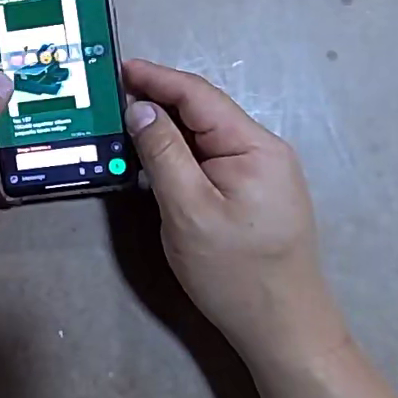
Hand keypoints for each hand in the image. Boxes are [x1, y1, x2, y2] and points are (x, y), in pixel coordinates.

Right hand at [122, 59, 347, 361]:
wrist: (284, 329)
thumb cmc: (234, 272)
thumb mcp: (189, 210)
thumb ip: (163, 154)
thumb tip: (139, 108)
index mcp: (253, 147)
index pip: (199, 97)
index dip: (157, 78)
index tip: (120, 68)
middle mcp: (262, 150)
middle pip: (203, 112)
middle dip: (159, 99)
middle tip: (113, 95)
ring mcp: (260, 171)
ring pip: (205, 135)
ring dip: (166, 125)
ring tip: (125, 119)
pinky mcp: (252, 191)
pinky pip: (209, 156)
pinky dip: (179, 149)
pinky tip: (155, 153)